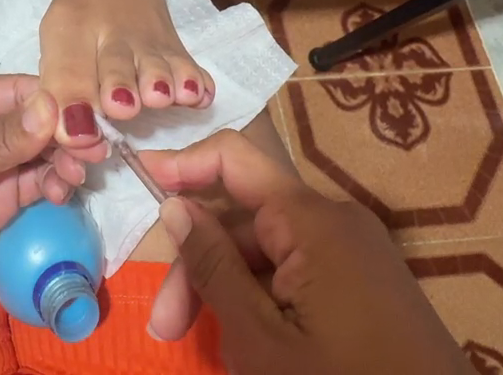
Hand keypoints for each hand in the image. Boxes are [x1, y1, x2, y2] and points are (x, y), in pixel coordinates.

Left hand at [0, 74, 86, 323]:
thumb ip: (1, 141)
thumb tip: (53, 107)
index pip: (18, 91)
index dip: (55, 101)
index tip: (90, 116)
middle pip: (34, 124)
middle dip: (65, 134)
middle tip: (95, 151)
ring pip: (38, 157)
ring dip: (62, 162)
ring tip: (78, 175)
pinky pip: (32, 189)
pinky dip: (51, 188)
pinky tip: (62, 191)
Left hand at [39, 0, 214, 159]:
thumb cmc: (80, 4)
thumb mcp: (56, 35)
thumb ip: (58, 81)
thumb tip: (66, 134)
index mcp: (67, 32)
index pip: (66, 71)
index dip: (70, 105)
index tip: (75, 135)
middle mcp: (108, 35)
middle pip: (113, 66)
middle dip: (116, 88)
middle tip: (121, 107)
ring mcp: (146, 37)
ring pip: (152, 62)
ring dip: (156, 80)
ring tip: (159, 95)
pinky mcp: (173, 40)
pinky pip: (186, 60)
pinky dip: (194, 78)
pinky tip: (198, 93)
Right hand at [142, 131, 469, 373]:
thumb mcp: (261, 339)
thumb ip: (213, 265)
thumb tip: (176, 204)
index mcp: (311, 218)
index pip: (233, 158)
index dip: (181, 164)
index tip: (137, 181)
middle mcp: (334, 221)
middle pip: (243, 217)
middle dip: (199, 262)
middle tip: (164, 325)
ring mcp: (354, 254)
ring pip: (267, 251)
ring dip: (227, 288)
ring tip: (201, 345)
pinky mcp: (365, 287)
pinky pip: (297, 273)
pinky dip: (263, 300)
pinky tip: (248, 345)